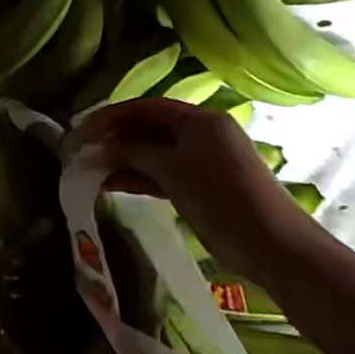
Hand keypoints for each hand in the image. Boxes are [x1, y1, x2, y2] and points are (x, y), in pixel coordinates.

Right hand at [77, 98, 314, 283]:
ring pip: (155, 153)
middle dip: (115, 139)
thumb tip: (99, 146)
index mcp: (199, 118)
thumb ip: (133, 153)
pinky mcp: (204, 185)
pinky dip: (141, 177)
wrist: (273, 245)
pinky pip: (165, 173)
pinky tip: (114, 185)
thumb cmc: (221, 199)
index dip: (110, 117)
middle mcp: (202, 132)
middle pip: (150, 128)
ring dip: (125, 160)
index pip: (145, 107)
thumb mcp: (172, 171)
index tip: (81, 132)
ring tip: (91, 171)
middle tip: (82, 152)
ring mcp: (204, 160)